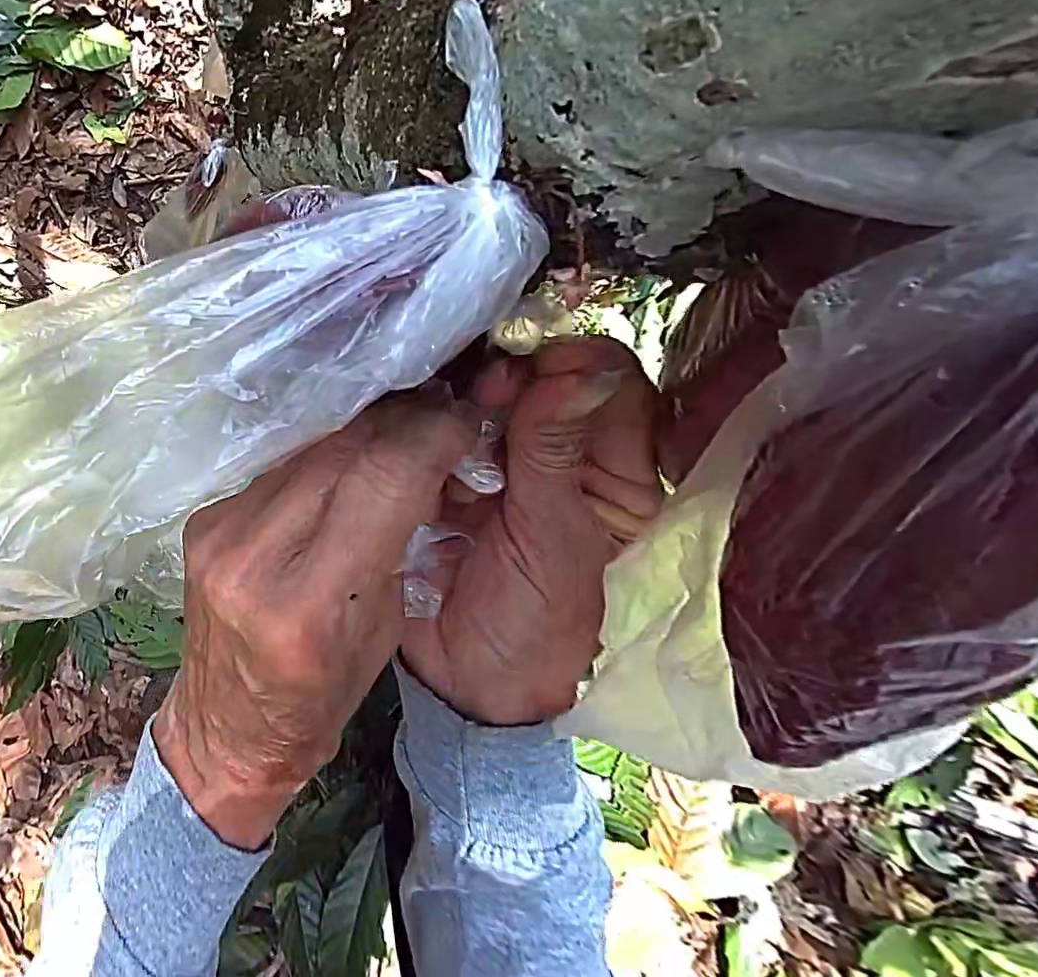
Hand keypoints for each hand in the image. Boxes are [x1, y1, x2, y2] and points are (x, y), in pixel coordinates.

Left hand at [155, 395, 476, 847]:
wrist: (228, 725)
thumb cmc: (321, 696)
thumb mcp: (385, 627)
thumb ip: (397, 537)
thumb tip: (422, 455)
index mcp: (311, 605)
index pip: (384, 481)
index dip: (432, 436)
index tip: (461, 418)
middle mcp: (254, 559)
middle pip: (342, 451)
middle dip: (400, 423)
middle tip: (436, 409)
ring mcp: (219, 534)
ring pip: (307, 447)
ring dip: (361, 430)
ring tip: (398, 426)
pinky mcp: (202, 519)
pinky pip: (276, 466)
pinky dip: (320, 452)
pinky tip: (345, 455)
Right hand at [401, 338, 660, 725]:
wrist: (465, 675)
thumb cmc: (535, 621)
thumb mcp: (553, 538)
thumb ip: (554, 451)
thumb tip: (582, 369)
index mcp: (613, 475)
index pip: (613, 390)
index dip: (582, 364)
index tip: (543, 361)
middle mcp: (558, 457)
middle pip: (547, 384)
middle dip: (519, 377)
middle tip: (489, 384)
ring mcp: (498, 462)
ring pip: (491, 401)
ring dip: (472, 398)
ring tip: (452, 409)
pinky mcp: (448, 473)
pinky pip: (445, 430)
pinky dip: (435, 422)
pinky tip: (424, 428)